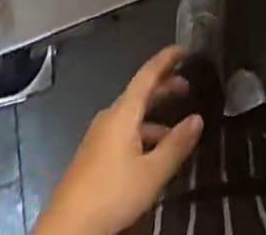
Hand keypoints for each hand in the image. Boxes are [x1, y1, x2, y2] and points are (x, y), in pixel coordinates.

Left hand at [35, 46, 203, 234]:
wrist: (68, 226)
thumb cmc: (112, 193)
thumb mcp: (152, 173)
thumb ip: (176, 145)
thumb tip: (197, 118)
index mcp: (123, 113)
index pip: (147, 75)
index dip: (165, 60)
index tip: (183, 49)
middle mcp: (110, 116)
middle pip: (139, 93)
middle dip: (163, 87)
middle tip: (187, 86)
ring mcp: (100, 135)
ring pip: (132, 114)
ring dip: (155, 114)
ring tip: (177, 127)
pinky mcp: (95, 153)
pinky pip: (124, 131)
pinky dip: (144, 132)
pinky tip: (154, 152)